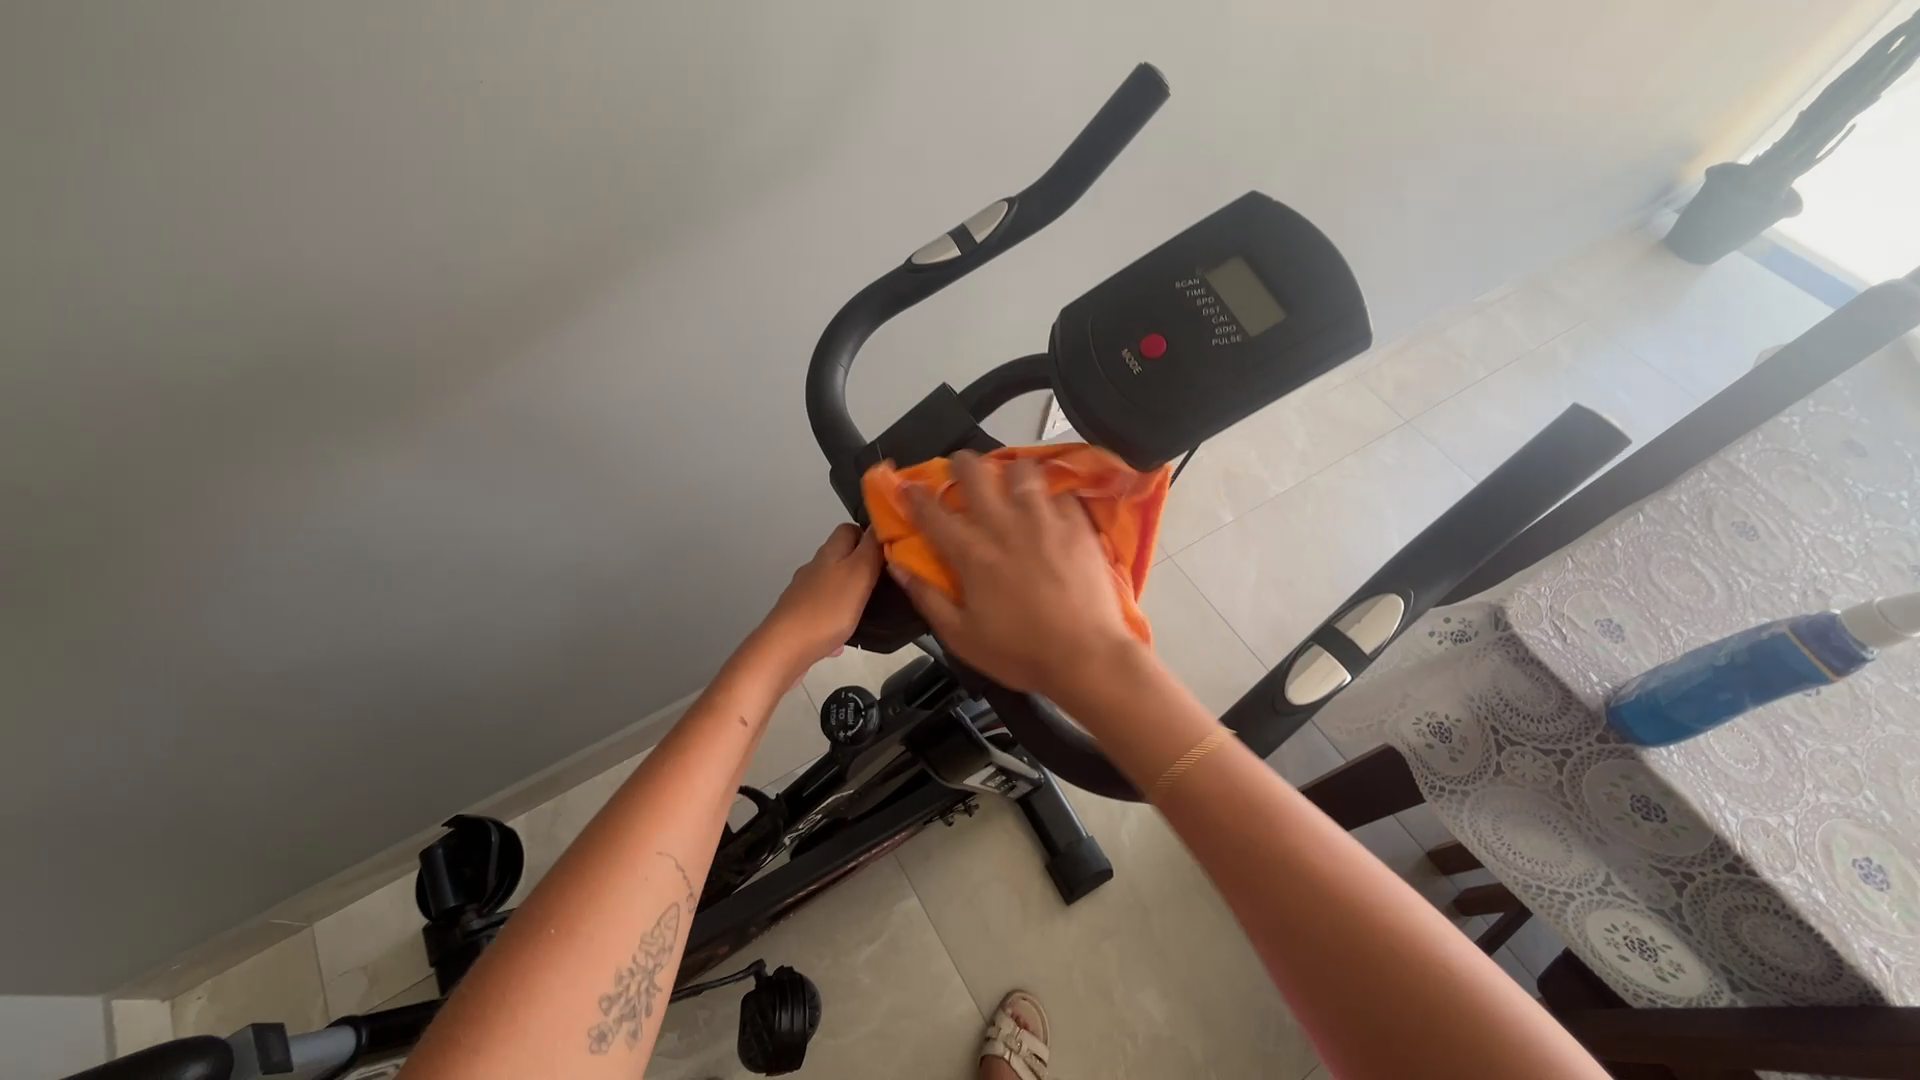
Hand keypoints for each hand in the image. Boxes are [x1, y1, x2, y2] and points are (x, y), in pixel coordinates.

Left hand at [758, 523, 881, 672]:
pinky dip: (839, 619)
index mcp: (829, 553)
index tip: (890, 554)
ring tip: (872, 610)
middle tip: (886, 584)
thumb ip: (870, 549)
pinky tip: (849, 636)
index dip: (870, 536)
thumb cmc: (827, 609)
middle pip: (842, 558)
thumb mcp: (859, 573)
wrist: (784, 649)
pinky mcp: (799, 617)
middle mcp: (814, 568)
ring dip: (852, 594)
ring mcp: (804, 593)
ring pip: (834, 585)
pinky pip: (826, 612)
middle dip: (864, 567)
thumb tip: (878, 525)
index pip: (849, 529)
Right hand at [890, 451, 1143, 698]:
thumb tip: (898, 568)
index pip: (931, 511)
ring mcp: (1044, 519)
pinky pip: (1061, 492)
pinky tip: (1051, 509)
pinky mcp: (1077, 524)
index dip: (913, 495)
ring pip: (1021, 470)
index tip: (907, 487)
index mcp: (971, 553)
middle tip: (962, 471)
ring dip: (1009, 472)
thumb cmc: (1020, 652)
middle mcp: (1004, 525)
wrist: (1086, 656)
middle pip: (974, 472)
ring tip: (1011, 484)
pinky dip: (1051, 496)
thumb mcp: (961, 636)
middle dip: (961, 464)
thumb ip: (927, 598)